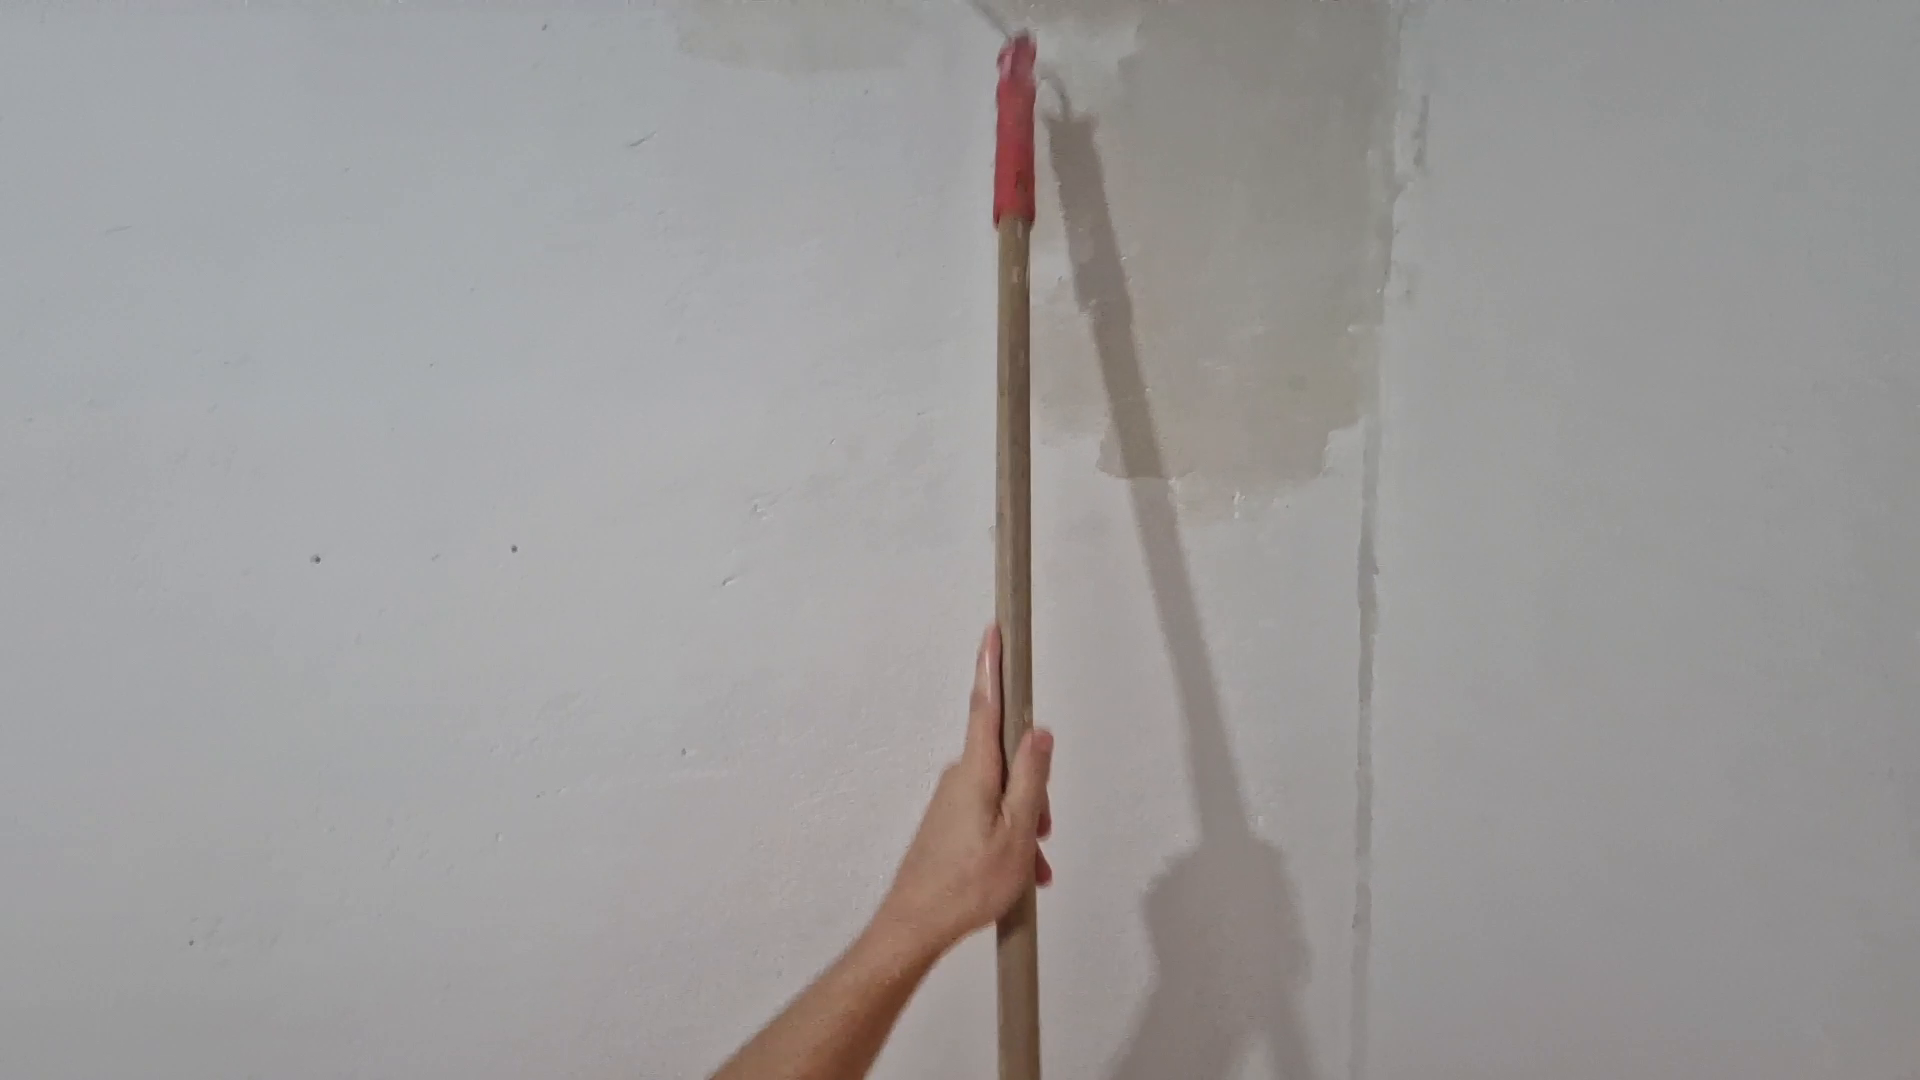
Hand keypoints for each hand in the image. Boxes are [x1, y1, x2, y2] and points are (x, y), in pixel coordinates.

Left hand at [874, 625, 1054, 957]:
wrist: (915, 925)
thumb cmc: (969, 883)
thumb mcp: (1017, 832)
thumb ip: (1031, 777)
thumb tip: (1038, 730)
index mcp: (976, 770)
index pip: (985, 703)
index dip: (991, 665)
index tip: (992, 630)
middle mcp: (960, 775)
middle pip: (1007, 758)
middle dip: (1033, 788)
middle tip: (1042, 835)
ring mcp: (952, 798)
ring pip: (1002, 793)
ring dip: (1024, 822)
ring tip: (1033, 868)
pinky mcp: (948, 820)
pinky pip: (988, 813)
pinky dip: (1009, 835)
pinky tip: (1021, 873)